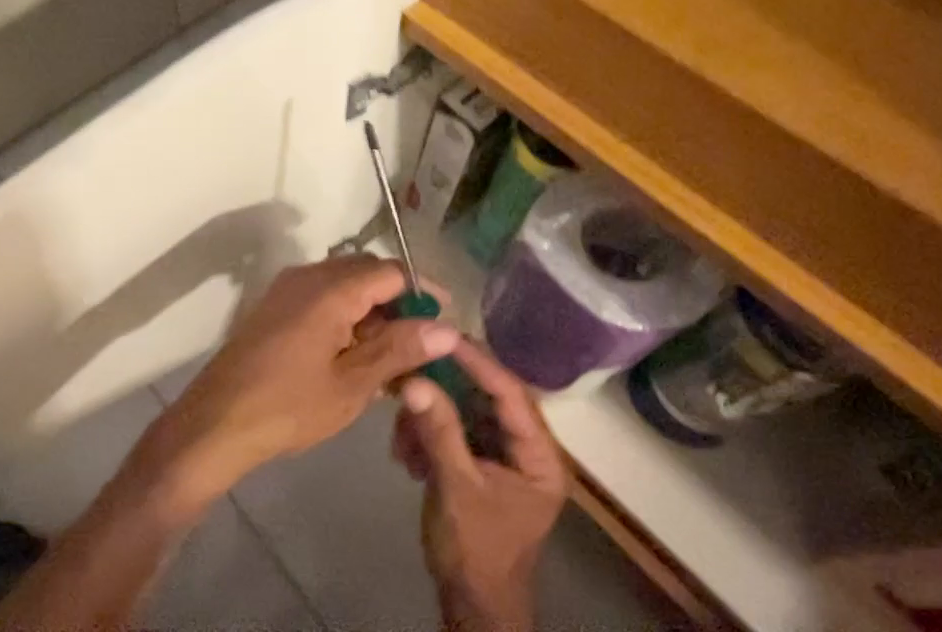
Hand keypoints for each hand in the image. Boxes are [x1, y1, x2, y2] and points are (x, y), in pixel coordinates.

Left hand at [138, 255, 460, 503]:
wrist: (217, 422)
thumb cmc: (289, 406)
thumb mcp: (353, 384)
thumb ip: (399, 349)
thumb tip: (446, 328)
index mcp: (330, 289)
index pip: (391, 271)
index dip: (423, 293)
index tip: (445, 324)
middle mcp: (307, 277)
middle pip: (366, 273)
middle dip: (398, 304)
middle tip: (422, 345)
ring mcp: (286, 291)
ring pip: (344, 286)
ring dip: (371, 313)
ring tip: (393, 360)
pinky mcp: (275, 309)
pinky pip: (321, 299)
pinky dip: (346, 319)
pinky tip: (357, 359)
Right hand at [392, 342, 566, 629]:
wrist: (472, 604)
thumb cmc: (477, 549)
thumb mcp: (456, 487)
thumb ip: (438, 430)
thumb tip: (414, 379)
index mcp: (539, 456)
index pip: (511, 393)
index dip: (477, 362)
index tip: (443, 337)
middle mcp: (524, 449)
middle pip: (485, 397)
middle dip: (445, 387)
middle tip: (411, 365)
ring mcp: (499, 456)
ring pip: (463, 412)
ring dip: (428, 416)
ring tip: (402, 435)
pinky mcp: (476, 464)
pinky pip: (451, 431)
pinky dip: (425, 435)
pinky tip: (406, 454)